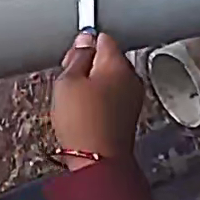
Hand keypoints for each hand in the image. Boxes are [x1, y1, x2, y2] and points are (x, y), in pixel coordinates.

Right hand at [51, 31, 142, 170]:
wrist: (96, 160)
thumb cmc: (82, 122)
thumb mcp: (66, 82)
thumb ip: (76, 57)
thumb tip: (84, 42)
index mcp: (117, 64)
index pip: (103, 39)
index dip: (83, 44)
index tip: (70, 56)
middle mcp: (130, 78)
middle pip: (107, 59)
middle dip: (87, 65)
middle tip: (68, 81)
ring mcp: (132, 98)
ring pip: (109, 79)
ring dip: (91, 83)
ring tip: (74, 99)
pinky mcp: (127, 115)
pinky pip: (111, 97)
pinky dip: (97, 99)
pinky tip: (83, 112)